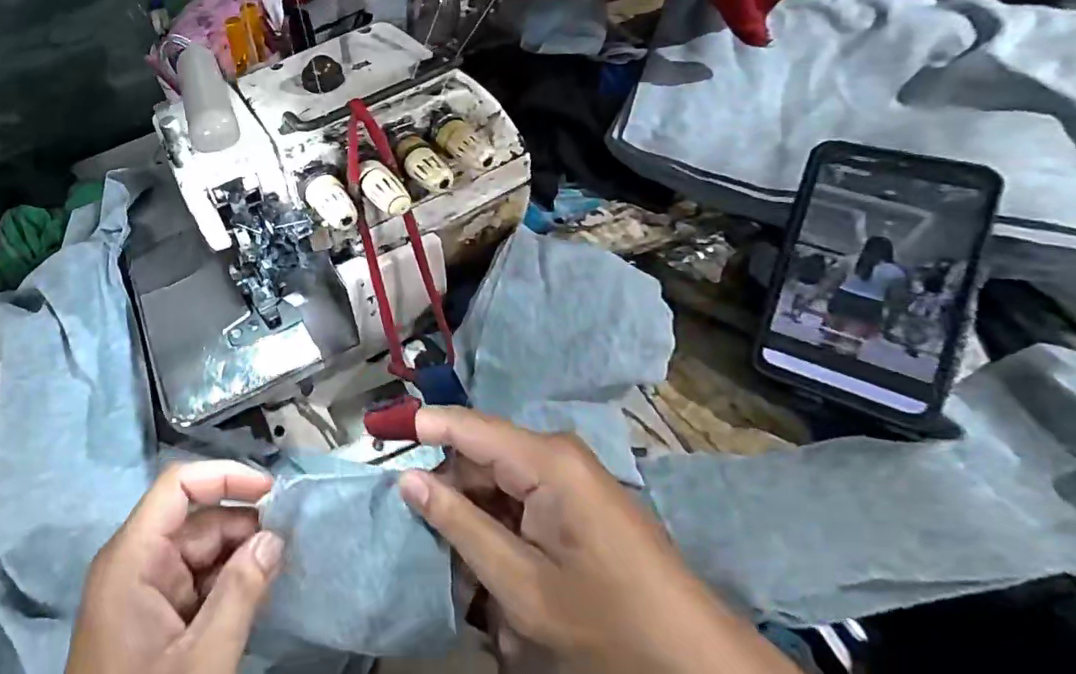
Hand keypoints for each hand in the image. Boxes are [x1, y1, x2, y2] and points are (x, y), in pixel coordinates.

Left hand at [66, 460, 285, 673]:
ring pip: (198, 552)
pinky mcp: (153, 617)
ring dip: (238, 555)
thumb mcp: (202, 658)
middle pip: (193, 520)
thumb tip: (274, 539)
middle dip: (241, 523)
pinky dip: (226, 584)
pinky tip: (259, 590)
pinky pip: (194, 583)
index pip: (177, 488)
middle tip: (291, 539)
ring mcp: (143, 590)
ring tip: (282, 564)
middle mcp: (135, 562)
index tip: (272, 490)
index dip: (223, 477)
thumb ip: (241, 594)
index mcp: (132, 556)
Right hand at [398, 407, 794, 673]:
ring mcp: (570, 474)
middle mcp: (556, 453)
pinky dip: (498, 523)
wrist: (700, 663)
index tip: (376, 430)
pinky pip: (521, 495)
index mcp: (545, 460)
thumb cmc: (608, 619)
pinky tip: (489, 561)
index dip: (420, 424)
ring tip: (454, 558)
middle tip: (417, 527)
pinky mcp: (577, 497)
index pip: (467, 424)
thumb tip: (408, 479)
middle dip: (447, 488)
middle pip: (479, 453)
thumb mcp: (521, 583)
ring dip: (472, 513)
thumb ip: (459, 524)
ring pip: (496, 477)